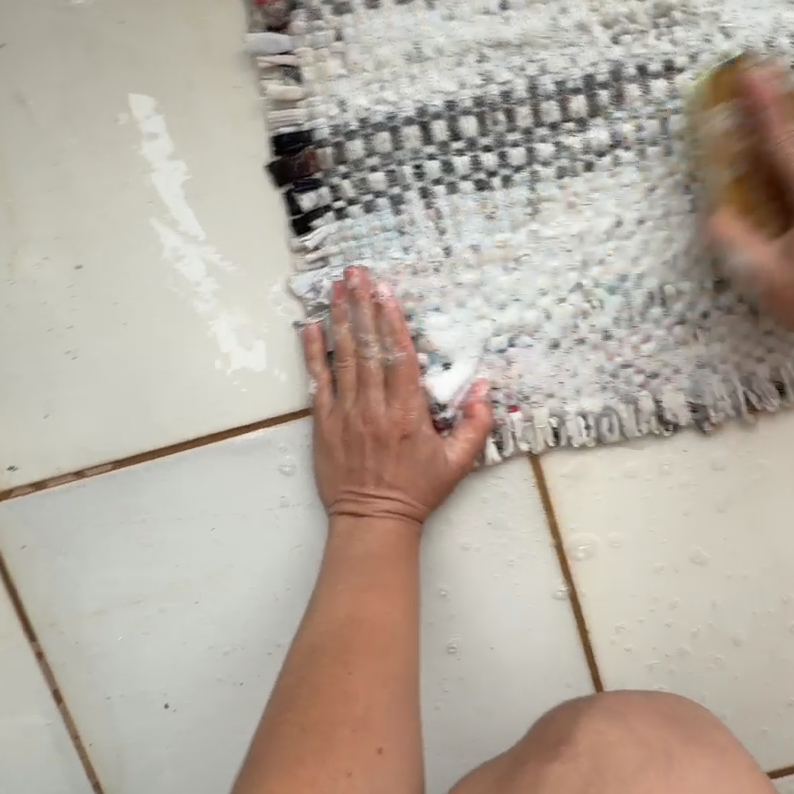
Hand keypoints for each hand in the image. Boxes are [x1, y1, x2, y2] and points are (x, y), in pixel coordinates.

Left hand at [299, 267, 493, 526]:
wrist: (372, 519)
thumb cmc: (416, 490)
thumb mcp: (458, 462)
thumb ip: (475, 423)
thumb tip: (483, 386)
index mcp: (407, 413)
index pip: (399, 357)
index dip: (392, 321)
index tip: (386, 291)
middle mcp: (374, 407)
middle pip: (368, 347)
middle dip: (363, 306)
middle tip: (357, 273)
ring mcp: (346, 413)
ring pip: (343, 357)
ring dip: (340, 319)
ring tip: (338, 288)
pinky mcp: (325, 423)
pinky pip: (319, 381)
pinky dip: (313, 352)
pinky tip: (311, 326)